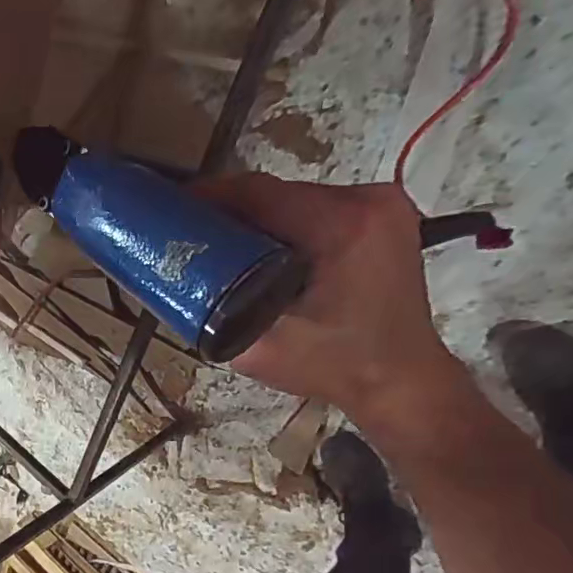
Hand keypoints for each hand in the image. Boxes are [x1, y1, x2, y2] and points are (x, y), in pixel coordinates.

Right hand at [200, 175, 466, 423]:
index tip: (170, 208)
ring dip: (256, 219)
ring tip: (219, 245)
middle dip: (230, 212)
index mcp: (342, 226)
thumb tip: (177, 278)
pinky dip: (284, 225)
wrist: (401, 381)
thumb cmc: (334, 366)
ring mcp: (382, 205)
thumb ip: (213, 309)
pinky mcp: (383, 217)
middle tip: (189, 234)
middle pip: (277, 192)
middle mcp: (369, 202)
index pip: (259, 192)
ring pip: (295, 198)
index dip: (209, 197)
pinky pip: (316, 209)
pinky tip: (260, 250)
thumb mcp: (258, 346)